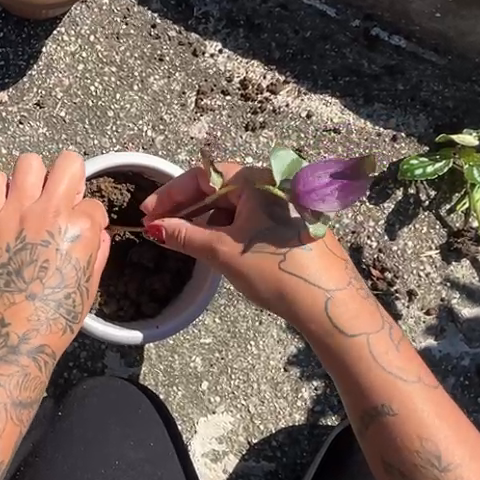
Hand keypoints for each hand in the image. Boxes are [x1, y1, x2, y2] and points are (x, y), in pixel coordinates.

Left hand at [0, 151, 111, 354]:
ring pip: (28, 161)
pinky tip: (3, 205)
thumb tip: (97, 231)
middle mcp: (51, 211)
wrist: (14, 333)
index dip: (89, 217)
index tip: (80, 231)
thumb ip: (98, 251)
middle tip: (60, 199)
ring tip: (30, 198)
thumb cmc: (56, 316)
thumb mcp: (92, 285)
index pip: (93, 202)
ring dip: (33, 177)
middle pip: (68, 161)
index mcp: (82, 228)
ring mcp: (17, 212)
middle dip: (69, 177)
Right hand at [139, 161, 361, 329]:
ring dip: (207, 219)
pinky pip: (253, 217)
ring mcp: (289, 204)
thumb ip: (184, 235)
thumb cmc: (275, 270)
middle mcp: (275, 184)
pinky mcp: (297, 225)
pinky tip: (218, 247)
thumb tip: (154, 228)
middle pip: (220, 187)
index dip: (172, 193)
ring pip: (237, 204)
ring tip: (186, 240)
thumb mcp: (222, 251)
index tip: (149, 213)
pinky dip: (230, 227)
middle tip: (160, 226)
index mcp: (258, 180)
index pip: (204, 175)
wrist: (330, 305)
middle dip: (186, 207)